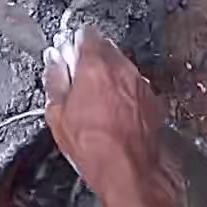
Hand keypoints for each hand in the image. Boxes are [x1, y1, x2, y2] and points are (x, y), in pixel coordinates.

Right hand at [43, 23, 165, 189]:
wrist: (129, 171)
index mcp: (95, 67)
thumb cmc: (93, 147)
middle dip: (92, 58)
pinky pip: (135, 84)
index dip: (75, 42)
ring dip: (109, 75)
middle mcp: (122, 69)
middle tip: (79, 78)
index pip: (87, 35)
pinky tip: (114, 111)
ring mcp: (140, 83)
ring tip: (96, 100)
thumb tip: (54, 63)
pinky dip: (124, 91)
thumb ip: (55, 81)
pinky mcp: (152, 99)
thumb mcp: (57, 116)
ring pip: (122, 66)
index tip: (69, 53)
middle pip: (106, 48)